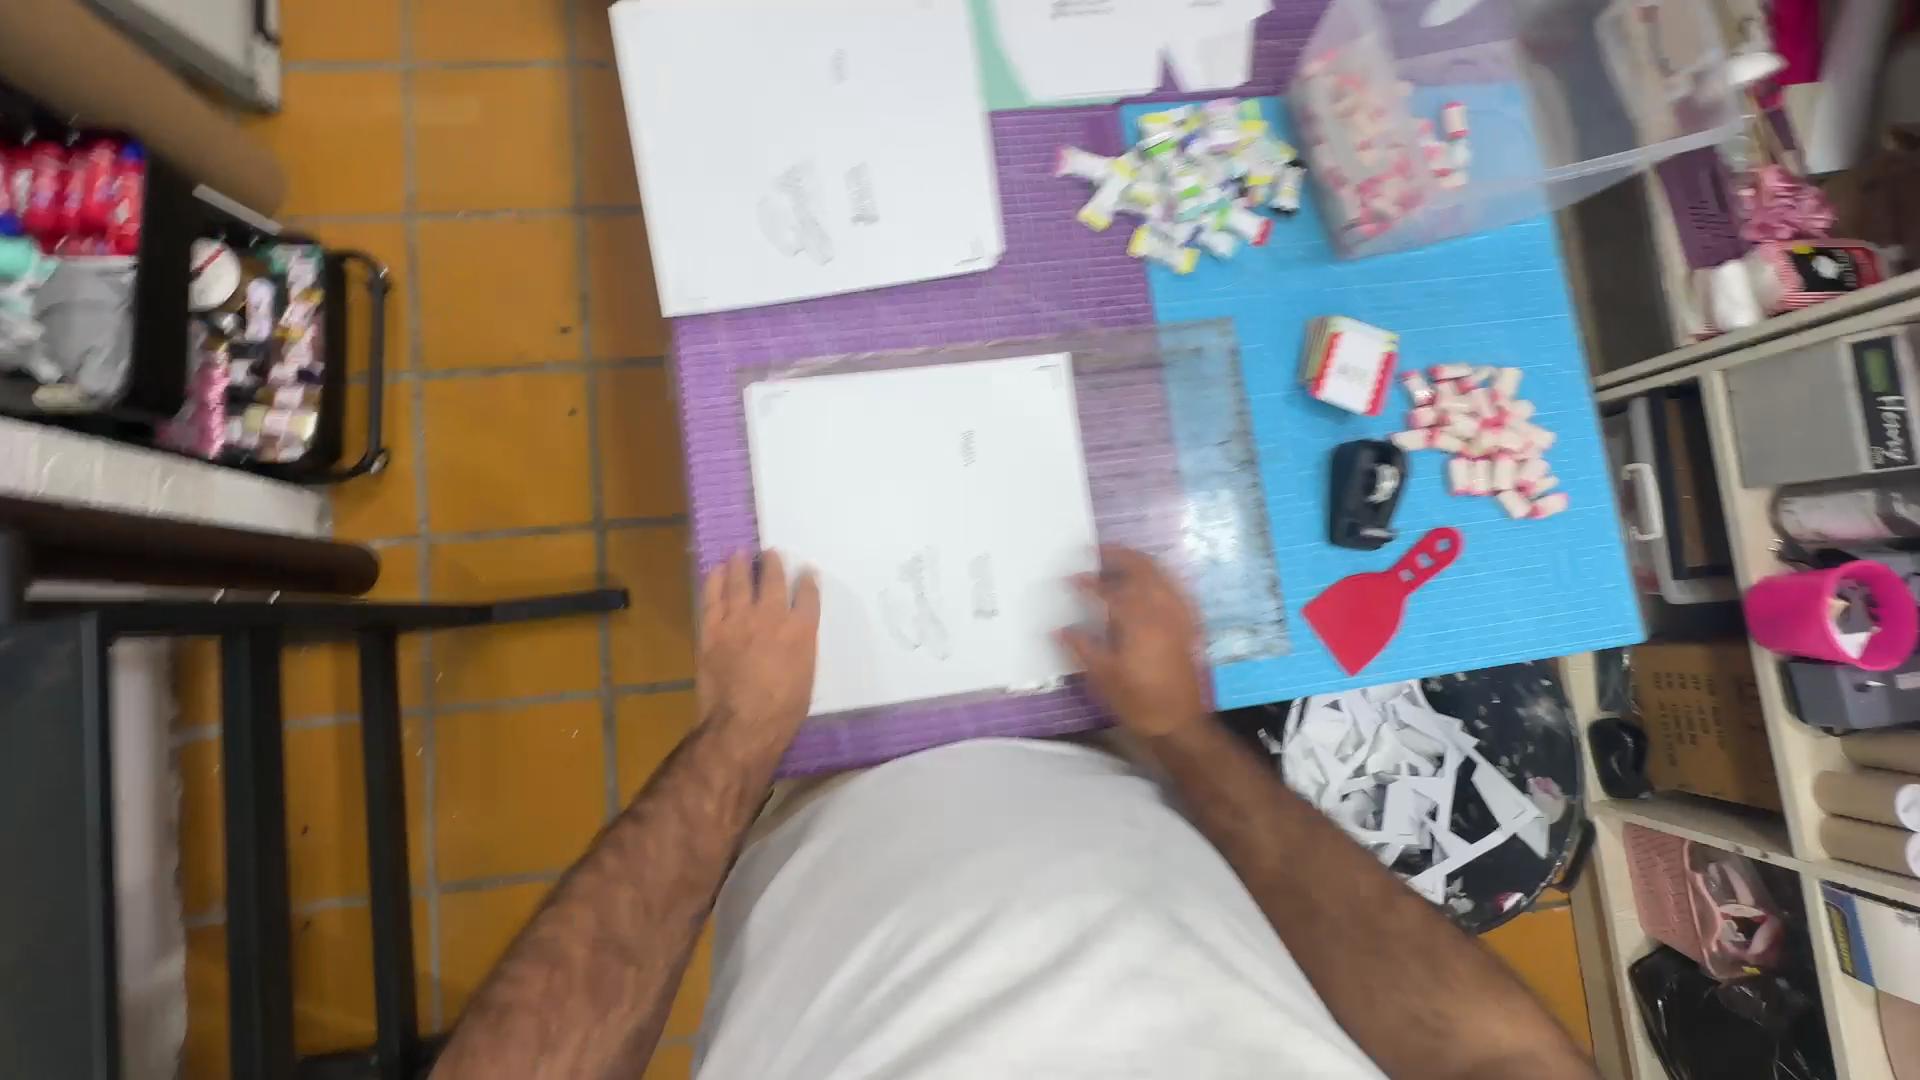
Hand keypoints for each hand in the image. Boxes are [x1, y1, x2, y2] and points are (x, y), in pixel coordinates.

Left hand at [697, 549, 820, 740]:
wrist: (743, 723)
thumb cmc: (783, 710)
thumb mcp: (806, 676)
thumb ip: (801, 650)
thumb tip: (794, 640)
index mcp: (801, 630)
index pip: (807, 595)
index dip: (808, 581)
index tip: (807, 572)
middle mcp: (772, 616)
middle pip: (773, 579)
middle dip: (773, 563)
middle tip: (771, 553)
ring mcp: (740, 620)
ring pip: (741, 581)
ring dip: (742, 564)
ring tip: (742, 553)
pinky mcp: (713, 629)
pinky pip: (713, 597)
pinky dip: (716, 580)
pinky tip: (717, 570)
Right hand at [1059, 546, 1209, 737]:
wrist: (1178, 724)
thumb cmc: (1137, 702)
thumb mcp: (1101, 677)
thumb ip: (1082, 647)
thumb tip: (1060, 629)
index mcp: (1138, 621)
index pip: (1110, 590)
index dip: (1088, 582)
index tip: (1071, 579)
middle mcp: (1162, 611)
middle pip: (1142, 569)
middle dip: (1119, 556)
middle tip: (1097, 552)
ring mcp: (1179, 616)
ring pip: (1162, 575)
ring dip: (1140, 563)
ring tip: (1120, 562)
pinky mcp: (1189, 625)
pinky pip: (1177, 590)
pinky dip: (1161, 579)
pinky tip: (1150, 584)